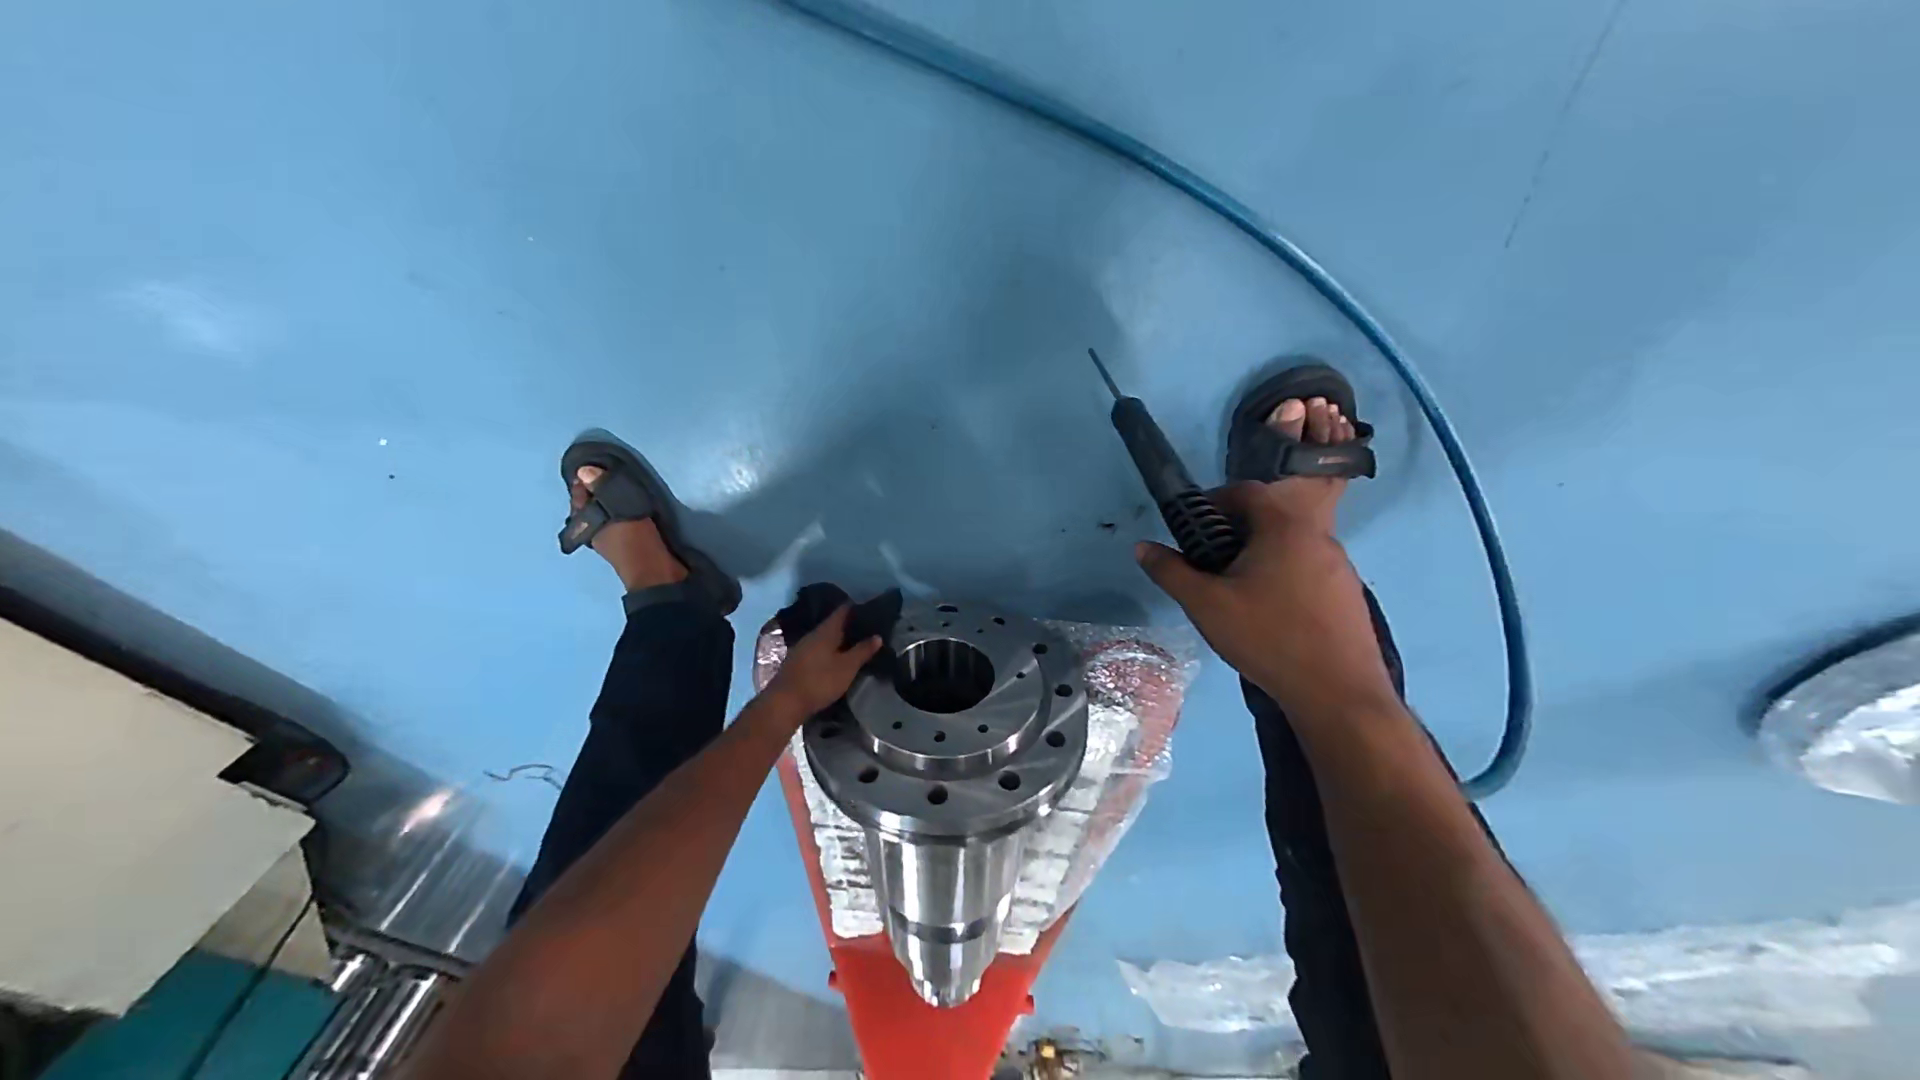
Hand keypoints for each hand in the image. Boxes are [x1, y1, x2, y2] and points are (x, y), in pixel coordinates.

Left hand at [762, 605, 884, 723]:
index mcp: (826, 631)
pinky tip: (838, 658)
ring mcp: (803, 648)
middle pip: (834, 624)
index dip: (857, 608)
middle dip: (850, 625)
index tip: (872, 610)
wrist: (784, 703)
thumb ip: (862, 651)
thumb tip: (877, 636)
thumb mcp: (847, 667)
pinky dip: (831, 650)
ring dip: (840, 639)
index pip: (843, 610)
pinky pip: (819, 649)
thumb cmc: (819, 681)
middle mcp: (813, 634)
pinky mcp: (798, 661)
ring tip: (856, 644)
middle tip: (869, 629)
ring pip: (826, 637)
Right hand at [1136, 481, 1396, 716]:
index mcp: (1284, 527)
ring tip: (1237, 590)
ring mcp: (1340, 566)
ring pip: (1291, 546)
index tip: (1194, 526)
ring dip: (1262, 555)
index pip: (1247, 490)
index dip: (1215, 500)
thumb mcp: (1205, 605)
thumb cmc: (1267, 637)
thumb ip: (1171, 572)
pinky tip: (1271, 613)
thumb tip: (1142, 546)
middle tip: (1209, 561)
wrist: (1338, 693)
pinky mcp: (1349, 595)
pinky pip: (1309, 570)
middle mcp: (1318, 537)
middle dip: (1236, 531)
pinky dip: (1285, 576)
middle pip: (1271, 517)